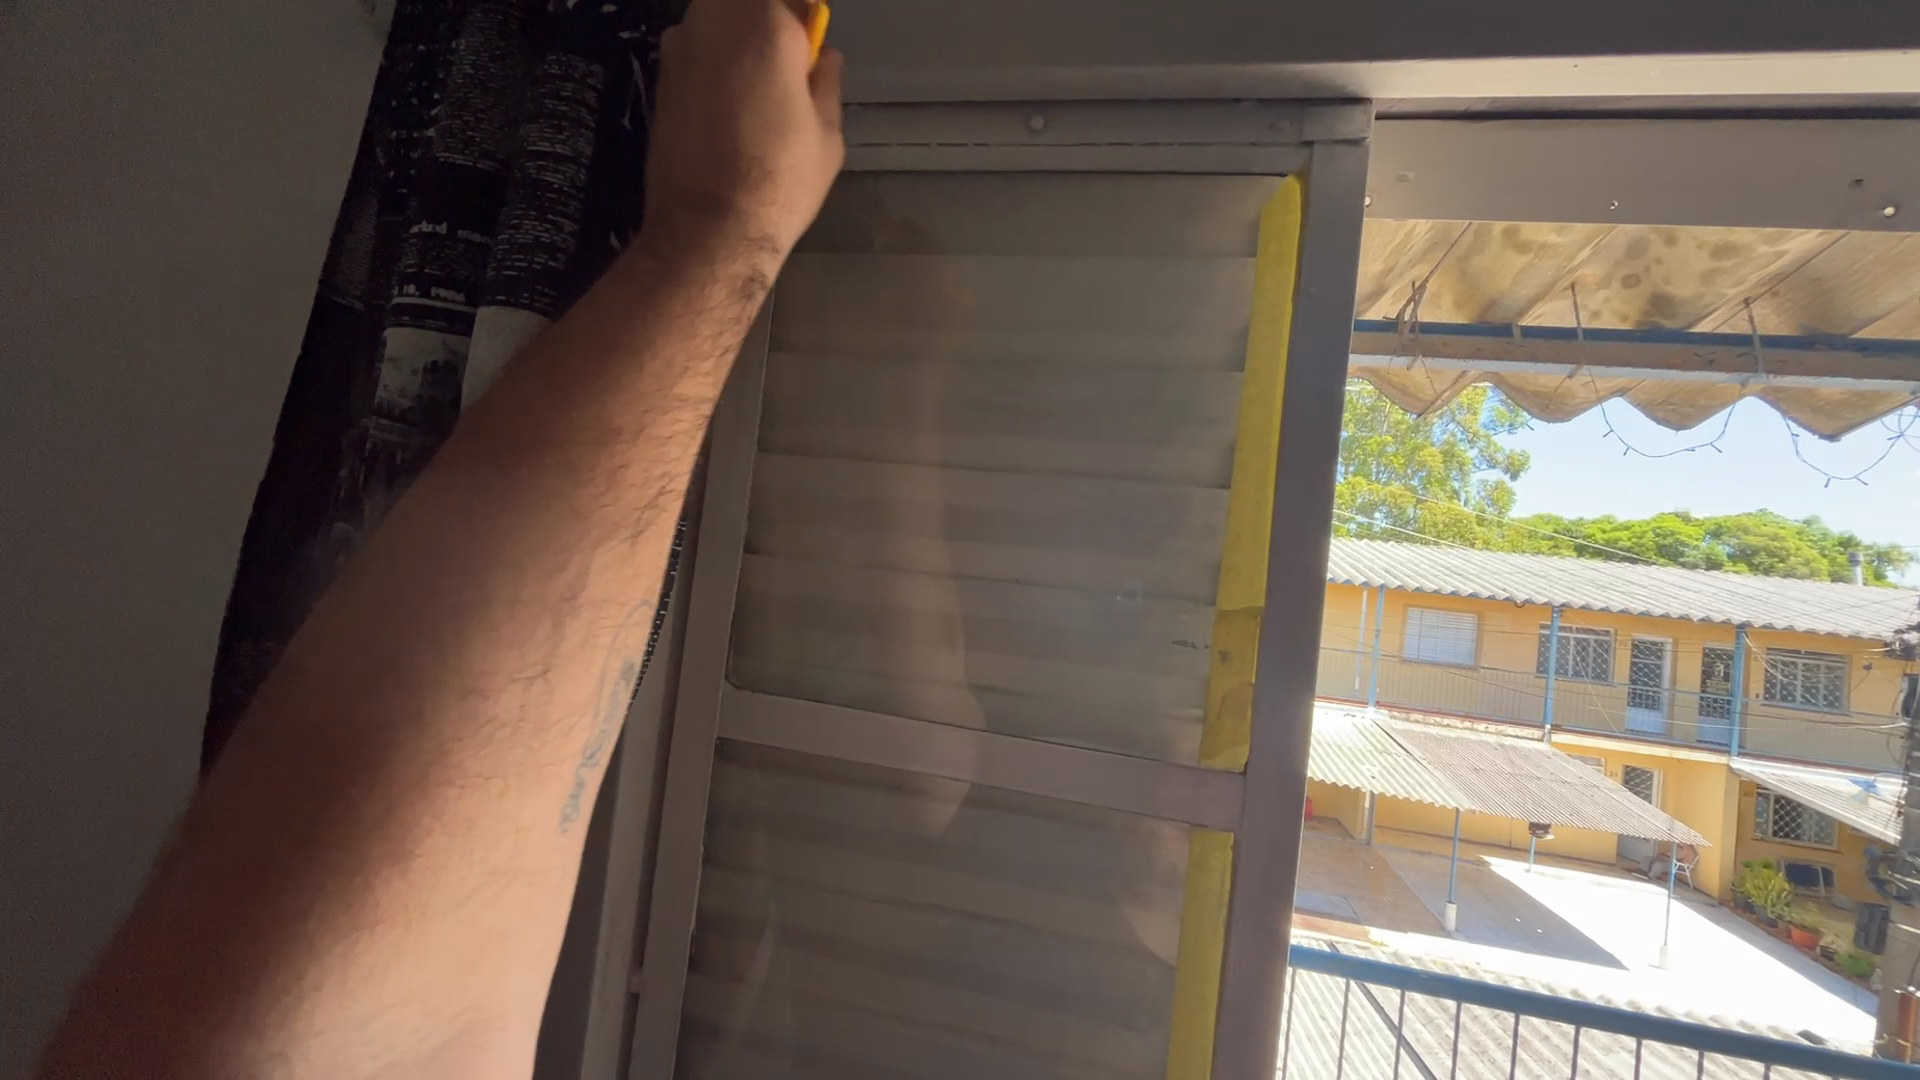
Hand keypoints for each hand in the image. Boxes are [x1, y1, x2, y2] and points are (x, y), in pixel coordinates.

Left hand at [641, 0, 843, 267]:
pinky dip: (713, 69)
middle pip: (748, 4)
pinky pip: (696, 52)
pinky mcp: (661, 76)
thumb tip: (825, 58)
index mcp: (768, 23)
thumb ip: (826, 86)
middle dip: (768, 28)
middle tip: (783, 76)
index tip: (811, 56)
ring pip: (717, 21)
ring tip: (754, 99)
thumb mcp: (827, 140)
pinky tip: (726, 115)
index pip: (796, 1)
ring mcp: (680, 44)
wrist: (709, 229)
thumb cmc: (780, 184)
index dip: (806, 27)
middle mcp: (716, 16)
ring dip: (737, 46)